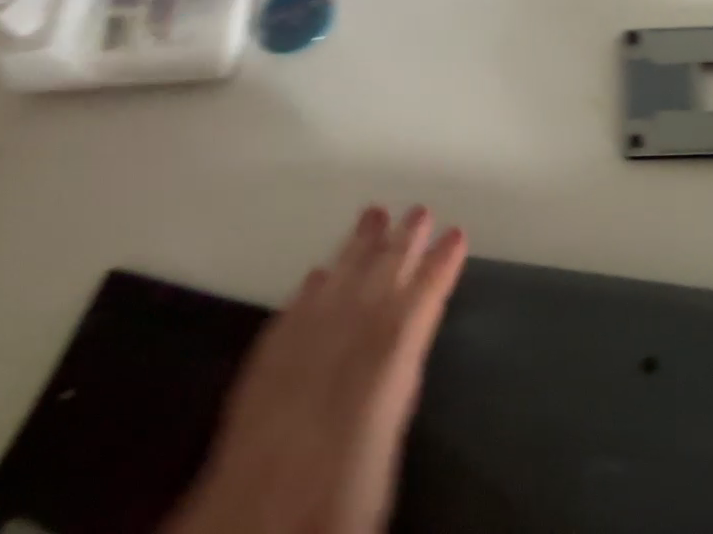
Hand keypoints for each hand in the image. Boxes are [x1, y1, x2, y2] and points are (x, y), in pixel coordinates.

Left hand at [164, 206, 467, 533]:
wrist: (256, 514)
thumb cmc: (341, 489)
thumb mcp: (391, 433)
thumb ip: (396, 379)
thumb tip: (402, 347)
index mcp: (389, 352)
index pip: (423, 293)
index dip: (441, 263)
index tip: (456, 234)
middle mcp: (349, 332)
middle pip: (380, 274)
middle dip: (402, 240)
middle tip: (419, 210)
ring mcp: (304, 337)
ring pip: (339, 276)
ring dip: (359, 245)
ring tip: (374, 215)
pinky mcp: (270, 353)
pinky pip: (298, 303)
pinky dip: (314, 284)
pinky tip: (321, 271)